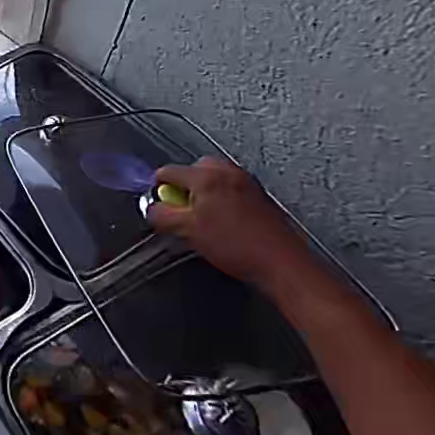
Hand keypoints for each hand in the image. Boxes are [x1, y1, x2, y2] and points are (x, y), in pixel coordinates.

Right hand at [146, 157, 316, 291]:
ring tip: (204, 219)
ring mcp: (246, 182)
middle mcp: (227, 172)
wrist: (281, 265)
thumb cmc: (239, 247)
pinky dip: (223, 200)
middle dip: (184, 187)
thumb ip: (162, 216)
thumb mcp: (188, 232)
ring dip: (204, 193)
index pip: (169, 171)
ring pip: (214, 178)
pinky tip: (224, 224)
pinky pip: (231, 189)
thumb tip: (153, 209)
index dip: (158, 187)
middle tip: (182, 210)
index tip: (158, 201)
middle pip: (193, 169)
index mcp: (206, 176)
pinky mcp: (260, 196)